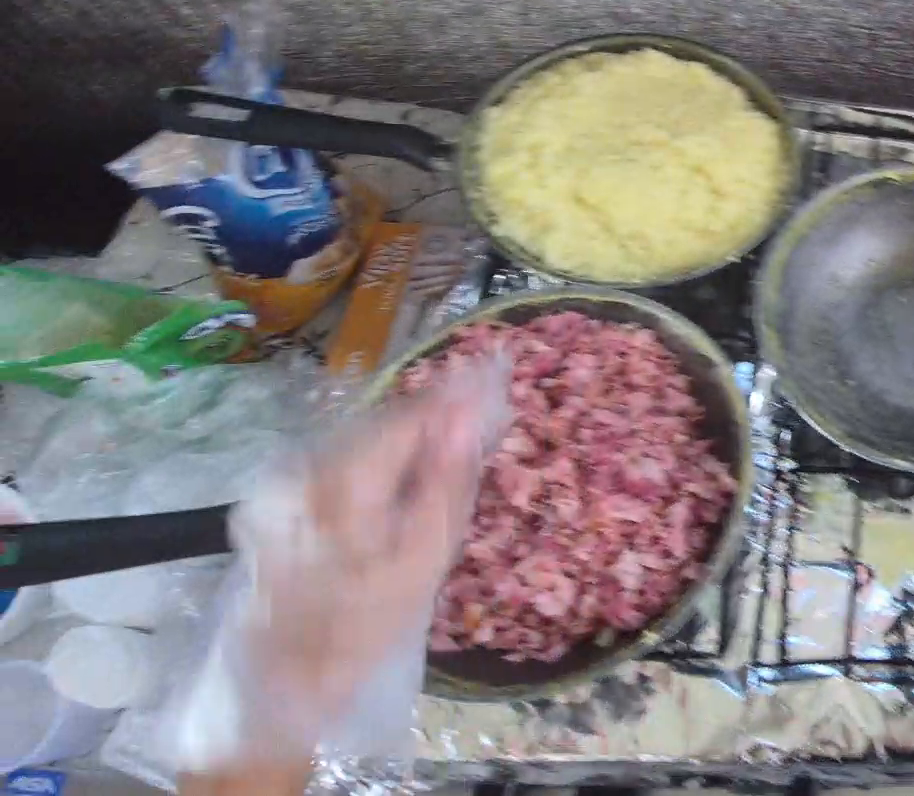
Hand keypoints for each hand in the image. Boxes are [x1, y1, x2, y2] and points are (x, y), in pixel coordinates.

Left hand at [207, 357, 506, 761]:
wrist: (282, 684)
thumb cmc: (366, 622)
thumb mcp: (425, 554)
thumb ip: (450, 478)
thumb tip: (472, 414)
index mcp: (339, 484)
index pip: (408, 416)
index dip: (455, 392)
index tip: (495, 370)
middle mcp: (301, 471)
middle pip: (385, 421)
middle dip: (437, 409)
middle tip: (486, 403)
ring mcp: (281, 484)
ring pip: (365, 435)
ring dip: (413, 429)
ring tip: (457, 432)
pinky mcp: (276, 498)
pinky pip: (345, 456)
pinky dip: (386, 451)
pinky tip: (413, 464)